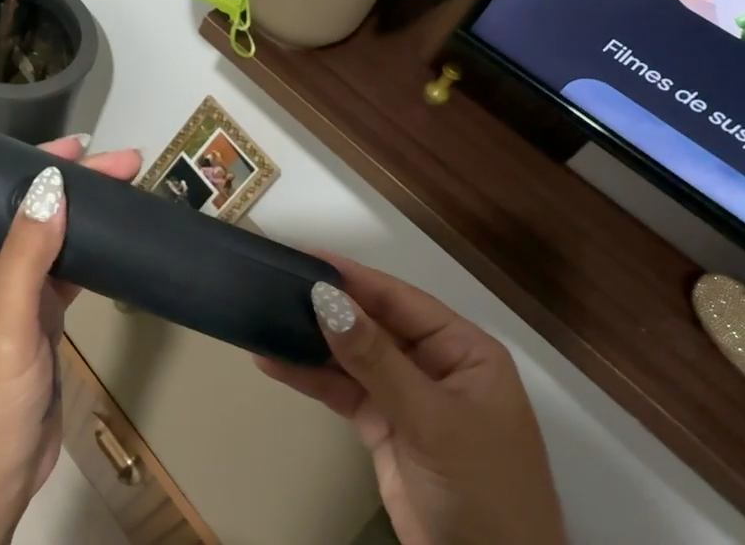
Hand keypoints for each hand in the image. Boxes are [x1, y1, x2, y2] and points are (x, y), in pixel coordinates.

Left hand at [0, 137, 142, 544]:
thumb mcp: (7, 326)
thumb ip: (27, 255)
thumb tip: (50, 185)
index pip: (4, 198)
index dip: (39, 165)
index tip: (83, 146)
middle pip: (36, 213)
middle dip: (77, 185)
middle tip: (127, 165)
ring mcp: (19, 298)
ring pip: (56, 241)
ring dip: (88, 217)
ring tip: (129, 192)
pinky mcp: (42, 322)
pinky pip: (68, 274)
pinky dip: (93, 254)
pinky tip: (117, 242)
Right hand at [257, 256, 564, 544]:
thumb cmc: (481, 487)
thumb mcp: (430, 419)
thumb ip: (375, 359)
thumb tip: (326, 299)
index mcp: (464, 350)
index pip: (401, 300)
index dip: (353, 278)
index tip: (305, 256)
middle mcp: (435, 365)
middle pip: (373, 324)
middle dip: (328, 307)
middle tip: (274, 283)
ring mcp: (408, 397)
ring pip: (352, 357)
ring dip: (311, 342)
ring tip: (263, 318)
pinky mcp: (384, 428)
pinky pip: (343, 391)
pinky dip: (310, 377)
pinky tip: (274, 362)